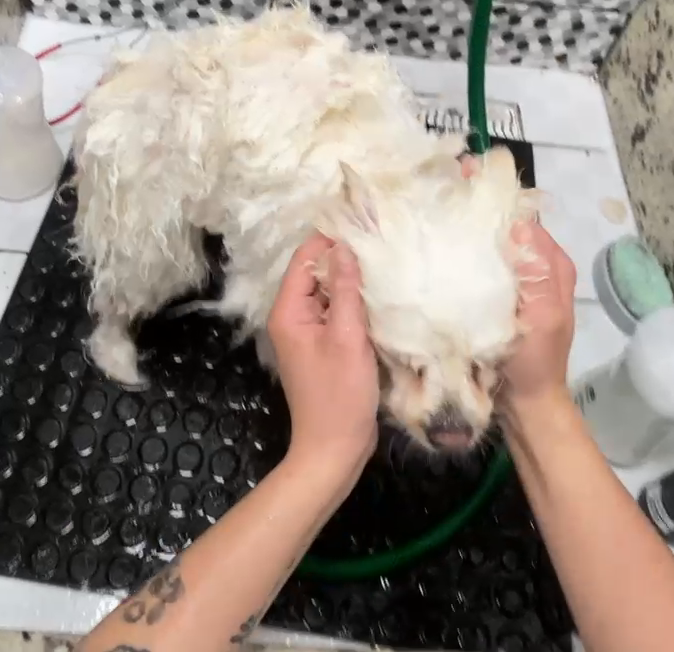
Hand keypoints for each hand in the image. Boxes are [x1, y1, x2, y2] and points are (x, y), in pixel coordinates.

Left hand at [267, 233, 379, 480]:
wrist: (333, 450)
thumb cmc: (339, 394)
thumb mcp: (347, 337)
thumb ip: (345, 290)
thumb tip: (345, 246)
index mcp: (288, 312)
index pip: (305, 259)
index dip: (331, 240)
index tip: (363, 225)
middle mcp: (292, 317)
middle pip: (316, 273)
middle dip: (344, 257)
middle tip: (380, 241)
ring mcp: (307, 333)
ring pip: (328, 293)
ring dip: (351, 280)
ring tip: (385, 262)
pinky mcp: (323, 347)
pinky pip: (336, 313)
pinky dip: (354, 302)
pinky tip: (380, 296)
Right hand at [456, 153, 577, 409]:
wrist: (526, 407)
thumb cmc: (534, 363)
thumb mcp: (543, 318)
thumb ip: (538, 273)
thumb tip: (518, 222)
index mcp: (550, 263)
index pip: (520, 212)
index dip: (492, 190)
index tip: (461, 171)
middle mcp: (533, 264)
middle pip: (502, 221)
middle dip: (472, 200)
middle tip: (433, 186)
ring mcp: (512, 280)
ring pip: (487, 240)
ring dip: (462, 224)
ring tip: (426, 208)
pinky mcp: (492, 296)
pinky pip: (476, 262)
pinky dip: (458, 250)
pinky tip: (431, 247)